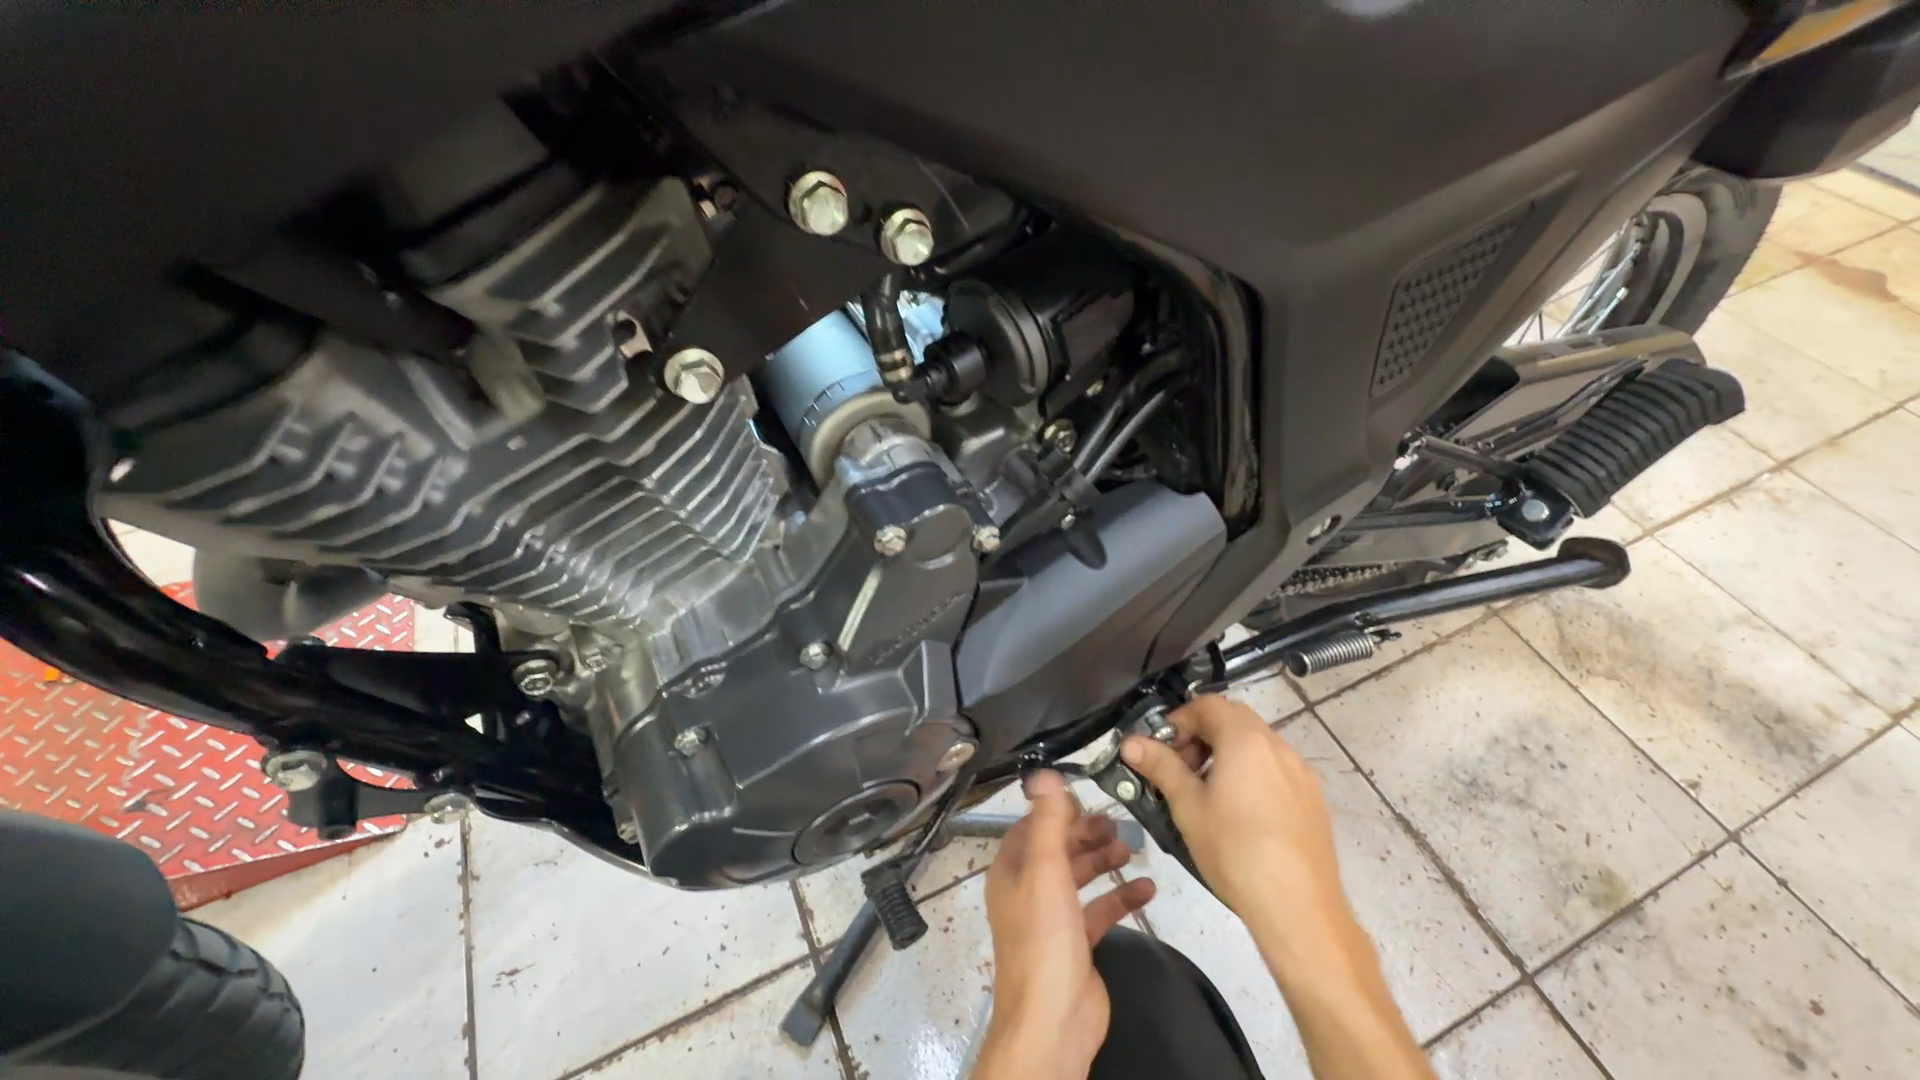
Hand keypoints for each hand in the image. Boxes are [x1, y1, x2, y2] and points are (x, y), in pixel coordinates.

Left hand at [974, 771, 1155, 1079]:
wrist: (1053, 1018)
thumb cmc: (1044, 939)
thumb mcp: (1045, 871)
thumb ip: (1048, 821)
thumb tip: (1045, 774)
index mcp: (1011, 871)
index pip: (1031, 827)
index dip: (1057, 811)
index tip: (1088, 796)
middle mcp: (1027, 890)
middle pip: (1058, 849)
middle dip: (1085, 833)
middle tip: (1117, 821)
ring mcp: (1052, 918)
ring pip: (1080, 877)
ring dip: (1103, 860)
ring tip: (1132, 848)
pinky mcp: (1077, 942)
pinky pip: (1100, 909)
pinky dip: (1120, 896)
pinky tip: (1147, 888)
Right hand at [1119, 695, 1355, 977]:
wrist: (1298, 907)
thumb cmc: (1234, 852)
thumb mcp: (1187, 807)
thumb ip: (1161, 768)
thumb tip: (1131, 743)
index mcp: (1246, 740)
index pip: (1208, 705)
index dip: (1179, 721)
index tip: (1162, 752)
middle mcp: (1278, 746)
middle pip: (1234, 721)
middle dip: (1202, 737)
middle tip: (1182, 773)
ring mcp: (1301, 773)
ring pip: (1257, 746)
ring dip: (1227, 757)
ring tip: (1207, 797)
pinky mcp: (1314, 799)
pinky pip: (1276, 771)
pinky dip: (1252, 776)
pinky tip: (1242, 817)